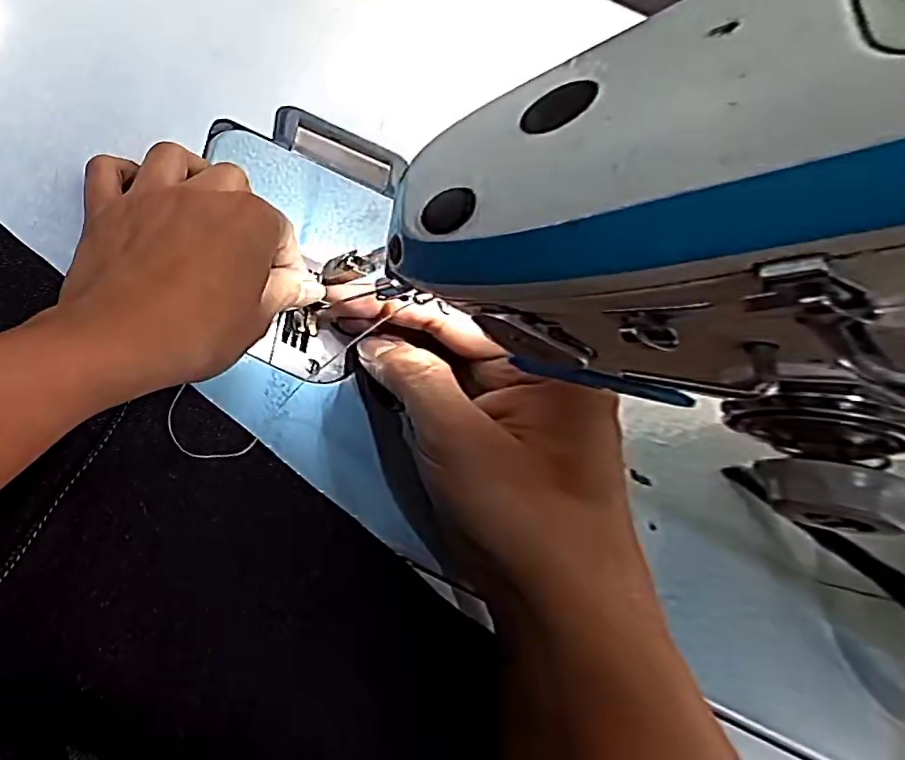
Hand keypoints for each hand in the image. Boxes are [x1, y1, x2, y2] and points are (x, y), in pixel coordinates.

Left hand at [51, 142, 324, 397]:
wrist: (114, 343)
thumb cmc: (177, 335)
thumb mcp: (250, 324)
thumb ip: (277, 294)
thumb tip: (292, 286)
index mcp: (246, 220)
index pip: (278, 227)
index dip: (279, 256)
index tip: (275, 275)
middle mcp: (198, 197)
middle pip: (229, 180)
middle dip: (238, 207)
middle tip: (235, 243)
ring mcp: (150, 198)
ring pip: (172, 157)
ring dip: (185, 171)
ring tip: (191, 198)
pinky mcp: (108, 208)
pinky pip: (106, 169)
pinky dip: (117, 173)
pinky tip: (130, 185)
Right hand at [329, 293, 642, 599]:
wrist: (557, 604)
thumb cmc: (535, 529)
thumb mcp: (455, 437)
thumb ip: (411, 375)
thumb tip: (378, 342)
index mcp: (555, 366)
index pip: (461, 313)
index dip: (399, 304)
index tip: (354, 300)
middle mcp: (546, 377)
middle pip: (456, 331)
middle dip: (397, 323)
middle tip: (347, 313)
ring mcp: (525, 404)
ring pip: (452, 359)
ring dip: (403, 349)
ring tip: (358, 336)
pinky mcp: (504, 428)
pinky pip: (453, 387)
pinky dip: (416, 377)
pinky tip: (388, 368)